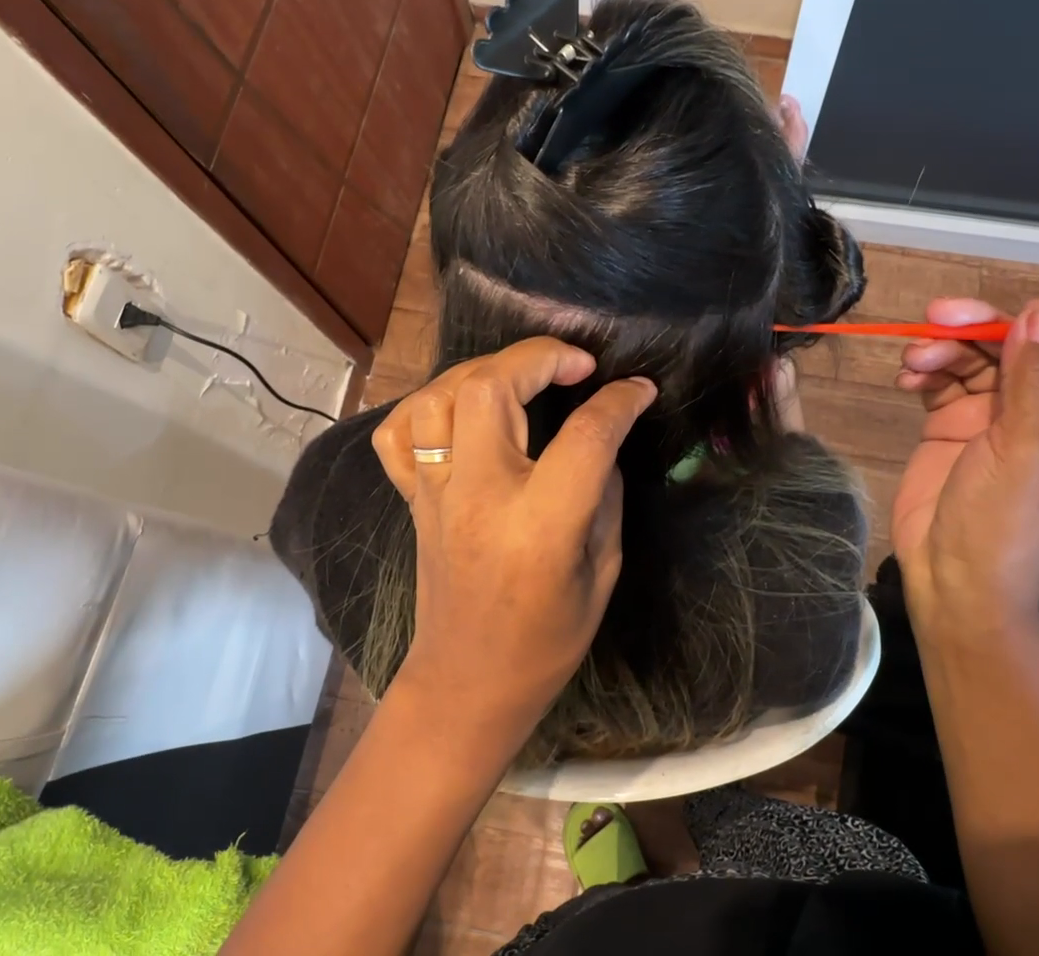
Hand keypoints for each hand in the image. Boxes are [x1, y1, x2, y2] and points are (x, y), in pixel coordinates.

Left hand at [370, 338, 656, 731]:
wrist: (468, 682)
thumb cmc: (547, 640)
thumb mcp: (603, 572)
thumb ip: (604, 498)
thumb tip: (601, 443)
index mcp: (540, 525)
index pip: (584, 435)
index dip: (619, 401)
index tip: (640, 390)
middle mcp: (480, 497)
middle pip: (489, 388)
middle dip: (537, 357)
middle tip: (577, 364)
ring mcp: (435, 495)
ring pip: (438, 397)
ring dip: (484, 370)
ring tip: (521, 375)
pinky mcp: (412, 500)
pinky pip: (399, 433)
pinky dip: (426, 404)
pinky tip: (461, 408)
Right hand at [891, 299, 1038, 634]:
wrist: (948, 577)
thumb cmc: (1006, 523)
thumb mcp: (1027, 449)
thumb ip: (1036, 378)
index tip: (1033, 306)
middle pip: (1027, 343)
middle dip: (987, 325)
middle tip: (941, 315)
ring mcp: (996, 416)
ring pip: (980, 355)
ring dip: (946, 347)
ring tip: (916, 358)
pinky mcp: (952, 423)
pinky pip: (943, 378)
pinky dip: (925, 370)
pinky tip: (907, 377)